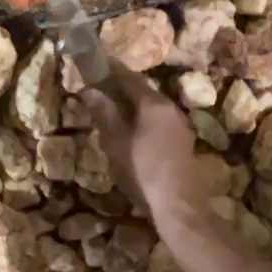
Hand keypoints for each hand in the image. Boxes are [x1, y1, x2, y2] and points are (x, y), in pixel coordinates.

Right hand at [83, 63, 204, 220]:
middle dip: (119, 89)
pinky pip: (158, 121)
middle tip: (98, 91)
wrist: (179, 205)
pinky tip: (130, 132)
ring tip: (110, 112)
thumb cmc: (142, 170)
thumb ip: (104, 113)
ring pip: (151, 107)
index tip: (93, 67)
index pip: (129, 77)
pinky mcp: (182, 142)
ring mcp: (179, 125)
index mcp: (153, 103)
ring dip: (131, 105)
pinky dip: (142, 119)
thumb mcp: (115, 142)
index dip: (110, 71)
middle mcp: (170, 107)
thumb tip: (89, 89)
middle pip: (142, 90)